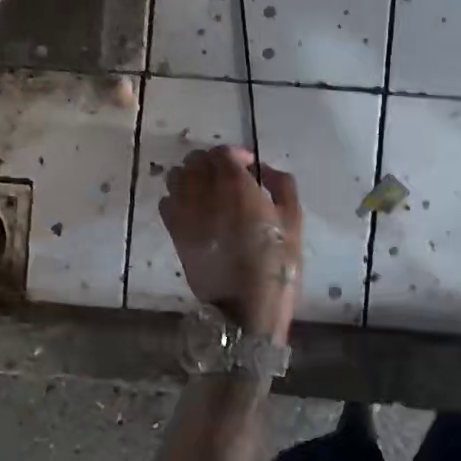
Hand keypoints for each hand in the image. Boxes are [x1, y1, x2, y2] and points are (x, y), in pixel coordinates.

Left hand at [158, 147, 303, 344]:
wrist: (246, 308)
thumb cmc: (276, 265)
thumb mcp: (294, 221)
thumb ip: (282, 186)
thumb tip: (265, 170)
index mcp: (236, 185)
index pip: (223, 153)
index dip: (235, 154)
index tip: (248, 166)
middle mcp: (205, 192)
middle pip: (197, 161)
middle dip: (212, 164)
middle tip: (227, 177)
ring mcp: (185, 211)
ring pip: (177, 177)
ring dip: (191, 177)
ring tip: (207, 191)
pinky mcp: (174, 232)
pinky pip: (167, 201)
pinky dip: (177, 198)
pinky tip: (193, 210)